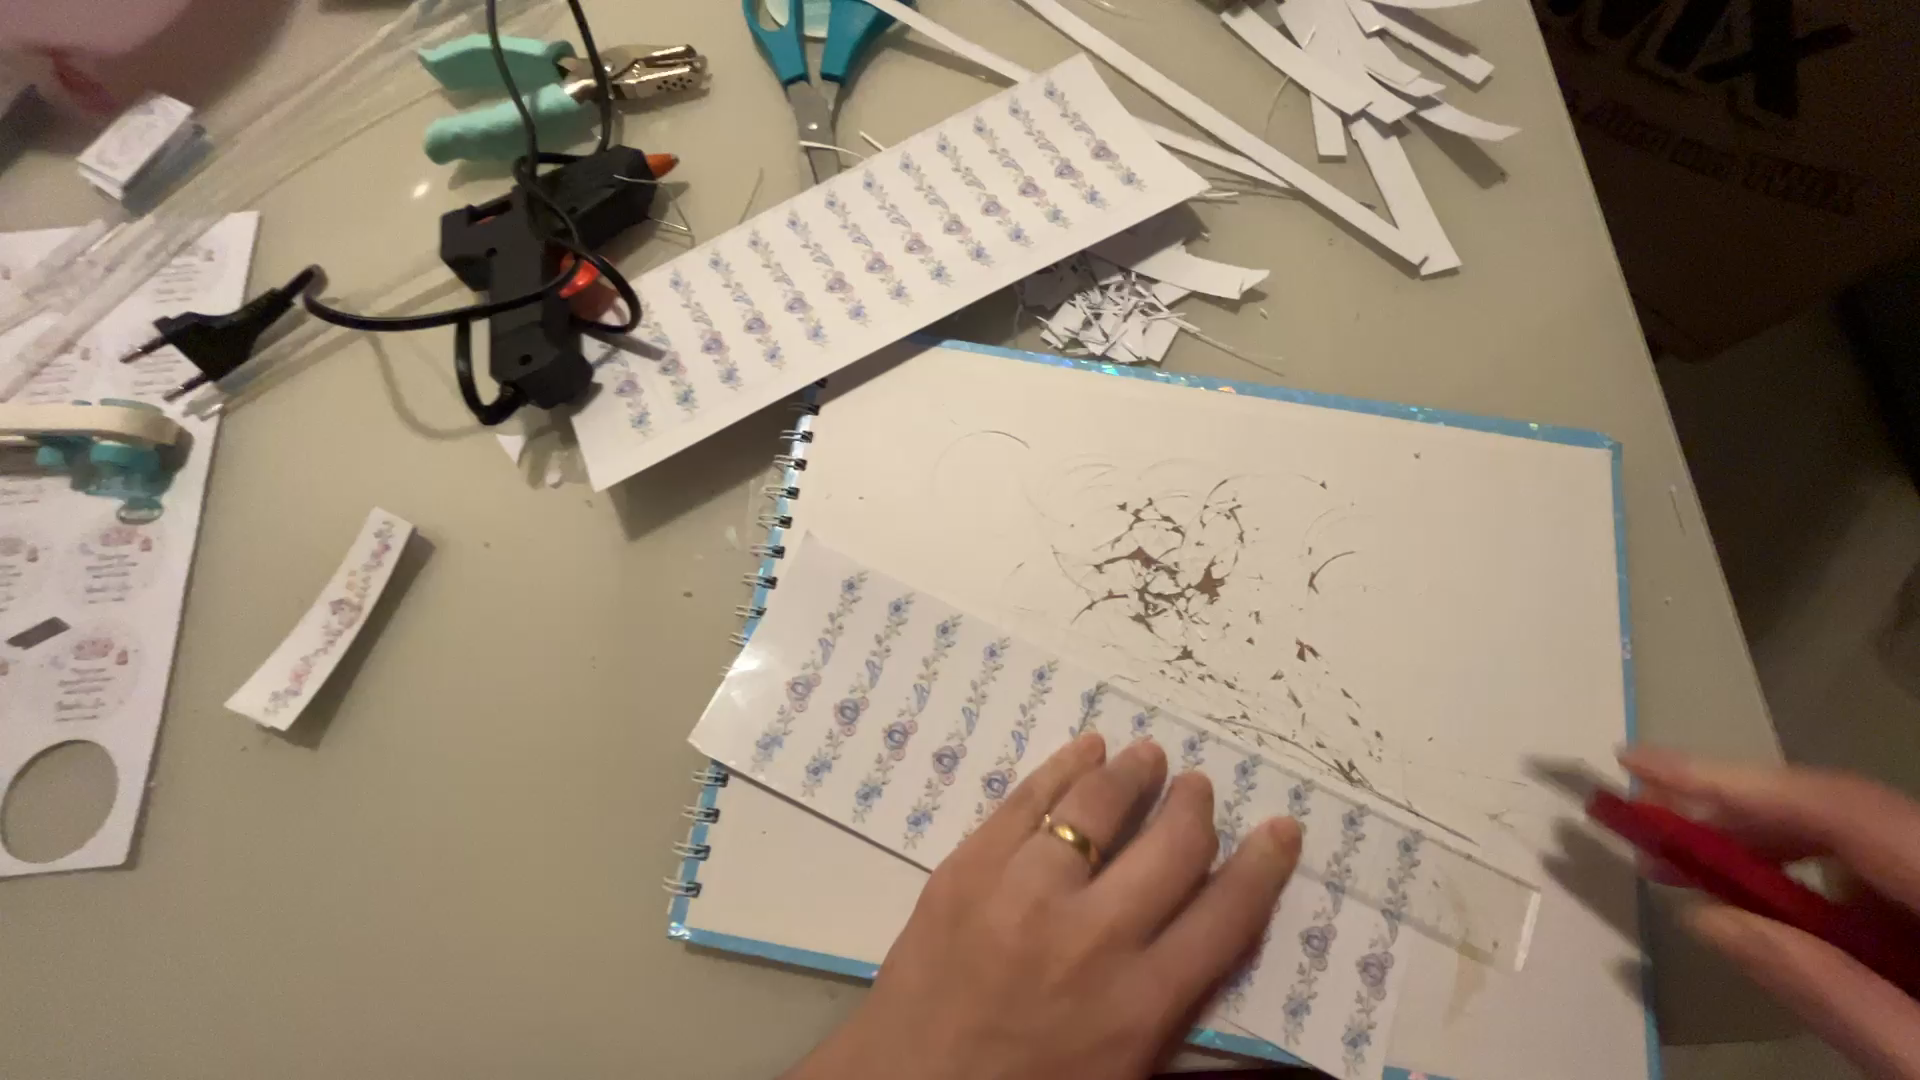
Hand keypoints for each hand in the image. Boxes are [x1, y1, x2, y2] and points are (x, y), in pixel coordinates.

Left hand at [784, 732, 1302, 1079]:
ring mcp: (1023, 889)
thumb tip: (1207, 922)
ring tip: (1148, 755)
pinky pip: (1027, 799)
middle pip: (1170, 848)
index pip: (1226, 916)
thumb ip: (1170, 1002)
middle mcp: (1090, 936)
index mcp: (1139, 1002)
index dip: (1263, 866)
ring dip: (1131, 774)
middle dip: (1194, 807)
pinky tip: (1084, 749)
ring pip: (1097, 806)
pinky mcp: (969, 863)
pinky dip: (1063, 766)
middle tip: (1199, 785)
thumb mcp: (1122, 1068)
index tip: (1280, 829)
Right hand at [1622, 747, 1919, 1079]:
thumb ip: (1836, 995)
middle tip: (1651, 845)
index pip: (1840, 811)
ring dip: (1765, 858)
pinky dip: (1813, 889)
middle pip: (1840, 816)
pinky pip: (1877, 878)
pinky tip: (1783, 924)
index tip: (1632, 764)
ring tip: (1699, 888)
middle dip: (1732, 822)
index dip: (1730, 779)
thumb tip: (1706, 917)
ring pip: (1853, 846)